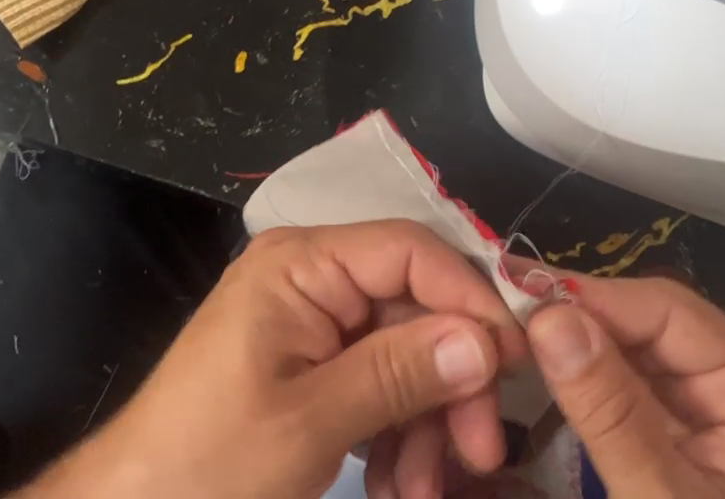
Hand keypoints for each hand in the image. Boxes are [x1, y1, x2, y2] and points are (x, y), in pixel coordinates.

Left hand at [23, 220, 530, 498]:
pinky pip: (380, 381)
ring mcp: (315, 322)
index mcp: (303, 263)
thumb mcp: (309, 421)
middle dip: (451, 379)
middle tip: (482, 451)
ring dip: (428, 419)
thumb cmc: (208, 461)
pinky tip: (400, 483)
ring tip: (426, 488)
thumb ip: (399, 373)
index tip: (516, 361)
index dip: (468, 297)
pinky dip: (400, 431)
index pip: (409, 250)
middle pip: (414, 305)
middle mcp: (314, 278)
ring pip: (405, 350)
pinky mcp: (316, 365)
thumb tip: (487, 342)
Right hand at [524, 273, 724, 497]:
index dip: (590, 294)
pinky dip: (590, 375)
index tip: (514, 286)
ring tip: (510, 325)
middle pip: (652, 322)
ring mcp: (720, 404)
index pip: (668, 311)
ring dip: (577, 338)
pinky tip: (545, 363)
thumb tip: (548, 315)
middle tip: (500, 303)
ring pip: (637, 347)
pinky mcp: (694, 430)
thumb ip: (611, 412)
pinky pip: (636, 382)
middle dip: (578, 313)